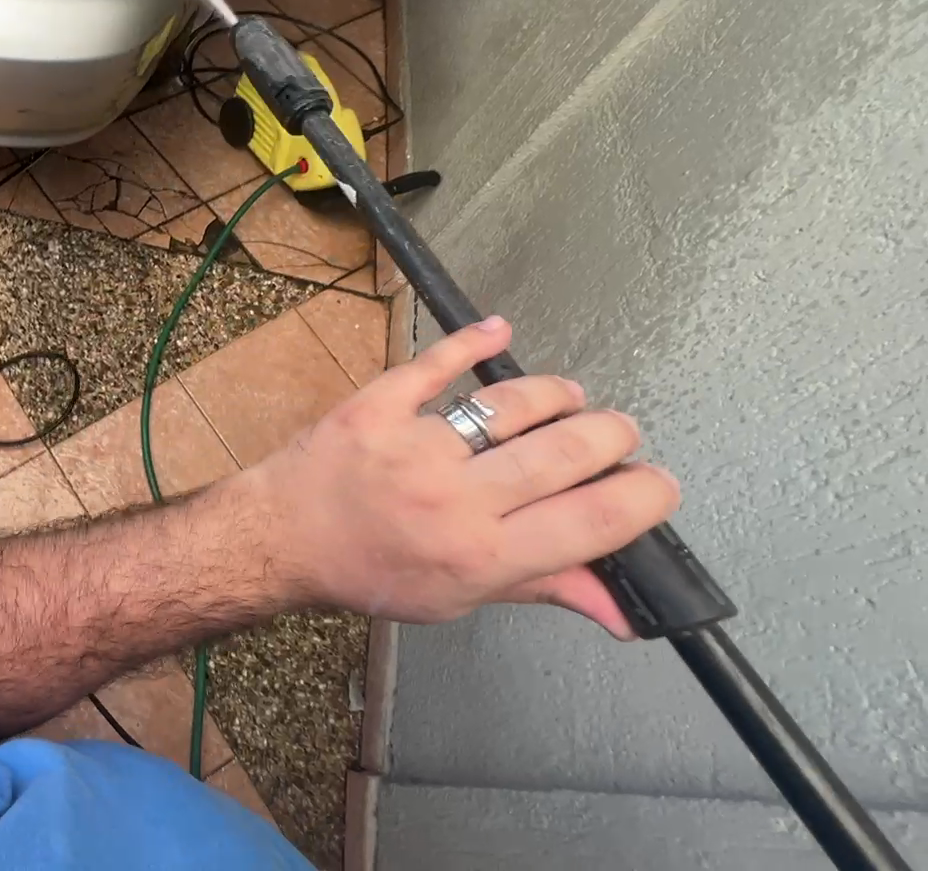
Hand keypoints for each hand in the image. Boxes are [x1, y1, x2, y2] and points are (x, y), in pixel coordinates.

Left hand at [243, 316, 678, 638]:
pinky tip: (496, 330)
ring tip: (565, 397)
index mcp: (483, 554)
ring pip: (510, 403)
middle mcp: (453, 497)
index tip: (654, 482)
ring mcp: (411, 446)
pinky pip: (430, 365)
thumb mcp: (454, 597)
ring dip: (553, 394)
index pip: (598, 519)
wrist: (281, 535)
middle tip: (613, 433)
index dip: (645, 495)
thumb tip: (623, 607)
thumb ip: (539, 586)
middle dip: (611, 435)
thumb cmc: (365, 570)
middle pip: (568, 450)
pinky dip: (468, 341)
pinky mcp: (373, 408)